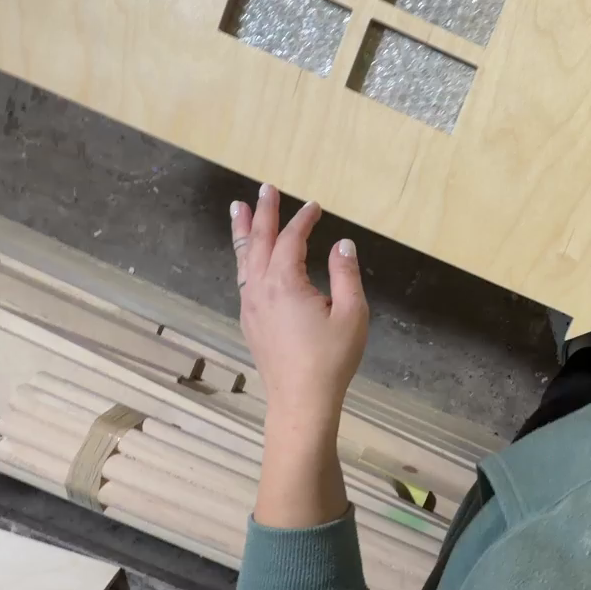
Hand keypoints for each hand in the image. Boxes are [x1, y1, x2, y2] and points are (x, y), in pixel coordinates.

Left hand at [231, 185, 368, 426]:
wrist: (301, 400)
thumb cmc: (331, 358)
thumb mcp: (352, 314)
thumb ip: (346, 274)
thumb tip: (343, 244)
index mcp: (285, 283)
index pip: (291, 240)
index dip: (303, 220)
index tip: (315, 206)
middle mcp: (260, 289)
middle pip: (258, 241)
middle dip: (263, 213)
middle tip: (265, 189)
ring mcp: (250, 306)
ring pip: (243, 259)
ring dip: (243, 231)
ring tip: (238, 209)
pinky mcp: (250, 321)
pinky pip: (242, 277)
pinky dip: (244, 257)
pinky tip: (248, 257)